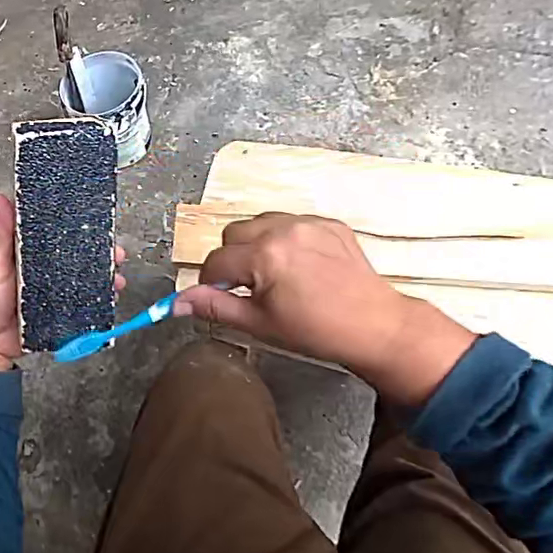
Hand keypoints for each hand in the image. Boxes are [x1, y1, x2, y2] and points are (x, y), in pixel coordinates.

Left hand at [0, 194, 126, 373]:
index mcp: (22, 250)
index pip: (51, 230)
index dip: (72, 223)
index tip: (92, 217)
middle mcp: (39, 267)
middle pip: (73, 253)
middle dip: (96, 249)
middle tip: (113, 249)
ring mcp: (50, 288)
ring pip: (81, 275)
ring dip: (101, 272)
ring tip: (115, 272)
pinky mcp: (57, 309)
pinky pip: (81, 300)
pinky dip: (96, 296)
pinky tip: (109, 293)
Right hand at [173, 213, 476, 405]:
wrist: (376, 326)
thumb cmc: (316, 330)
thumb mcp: (258, 323)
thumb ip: (213, 306)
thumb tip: (177, 303)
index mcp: (264, 256)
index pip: (216, 261)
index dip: (211, 283)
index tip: (219, 296)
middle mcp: (284, 229)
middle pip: (233, 234)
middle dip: (232, 259)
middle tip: (249, 288)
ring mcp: (309, 223)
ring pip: (259, 223)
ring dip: (255, 245)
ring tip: (273, 275)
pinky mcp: (329, 222)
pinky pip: (290, 222)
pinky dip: (284, 239)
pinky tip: (297, 266)